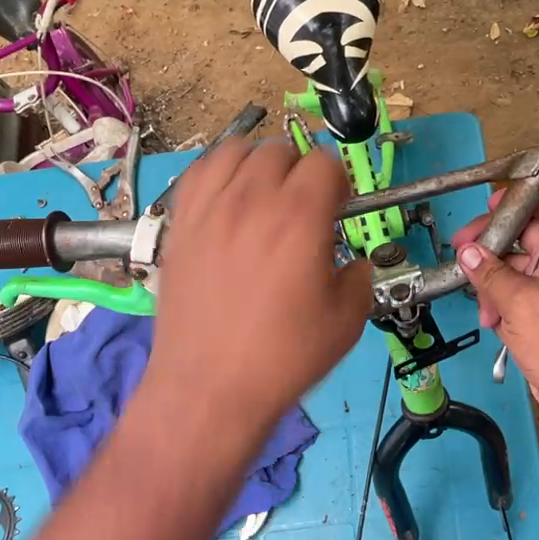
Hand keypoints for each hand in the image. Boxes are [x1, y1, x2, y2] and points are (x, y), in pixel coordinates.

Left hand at [148, 138, 371, 430]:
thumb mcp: (346, 320)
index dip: (339, 182)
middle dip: (301, 172)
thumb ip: (358, 277)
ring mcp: (209, 209)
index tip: (339, 208)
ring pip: (236, 152)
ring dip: (259, 166)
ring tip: (266, 196)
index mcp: (299, 218)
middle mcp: (252, 201)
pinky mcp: (180, 225)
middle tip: (306, 208)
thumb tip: (351, 265)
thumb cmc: (283, 357)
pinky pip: (198, 173)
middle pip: (280, 151)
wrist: (210, 388)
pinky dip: (219, 173)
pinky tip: (228, 199)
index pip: (325, 164)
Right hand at [453, 189, 538, 417]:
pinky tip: (492, 319)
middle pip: (527, 235)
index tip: (493, 205)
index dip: (524, 198)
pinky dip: (502, 301)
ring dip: (494, 281)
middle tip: (463, 249)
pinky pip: (518, 292)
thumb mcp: (517, 302)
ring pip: (518, 266)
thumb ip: (489, 273)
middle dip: (494, 244)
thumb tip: (468, 253)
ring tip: (482, 303)